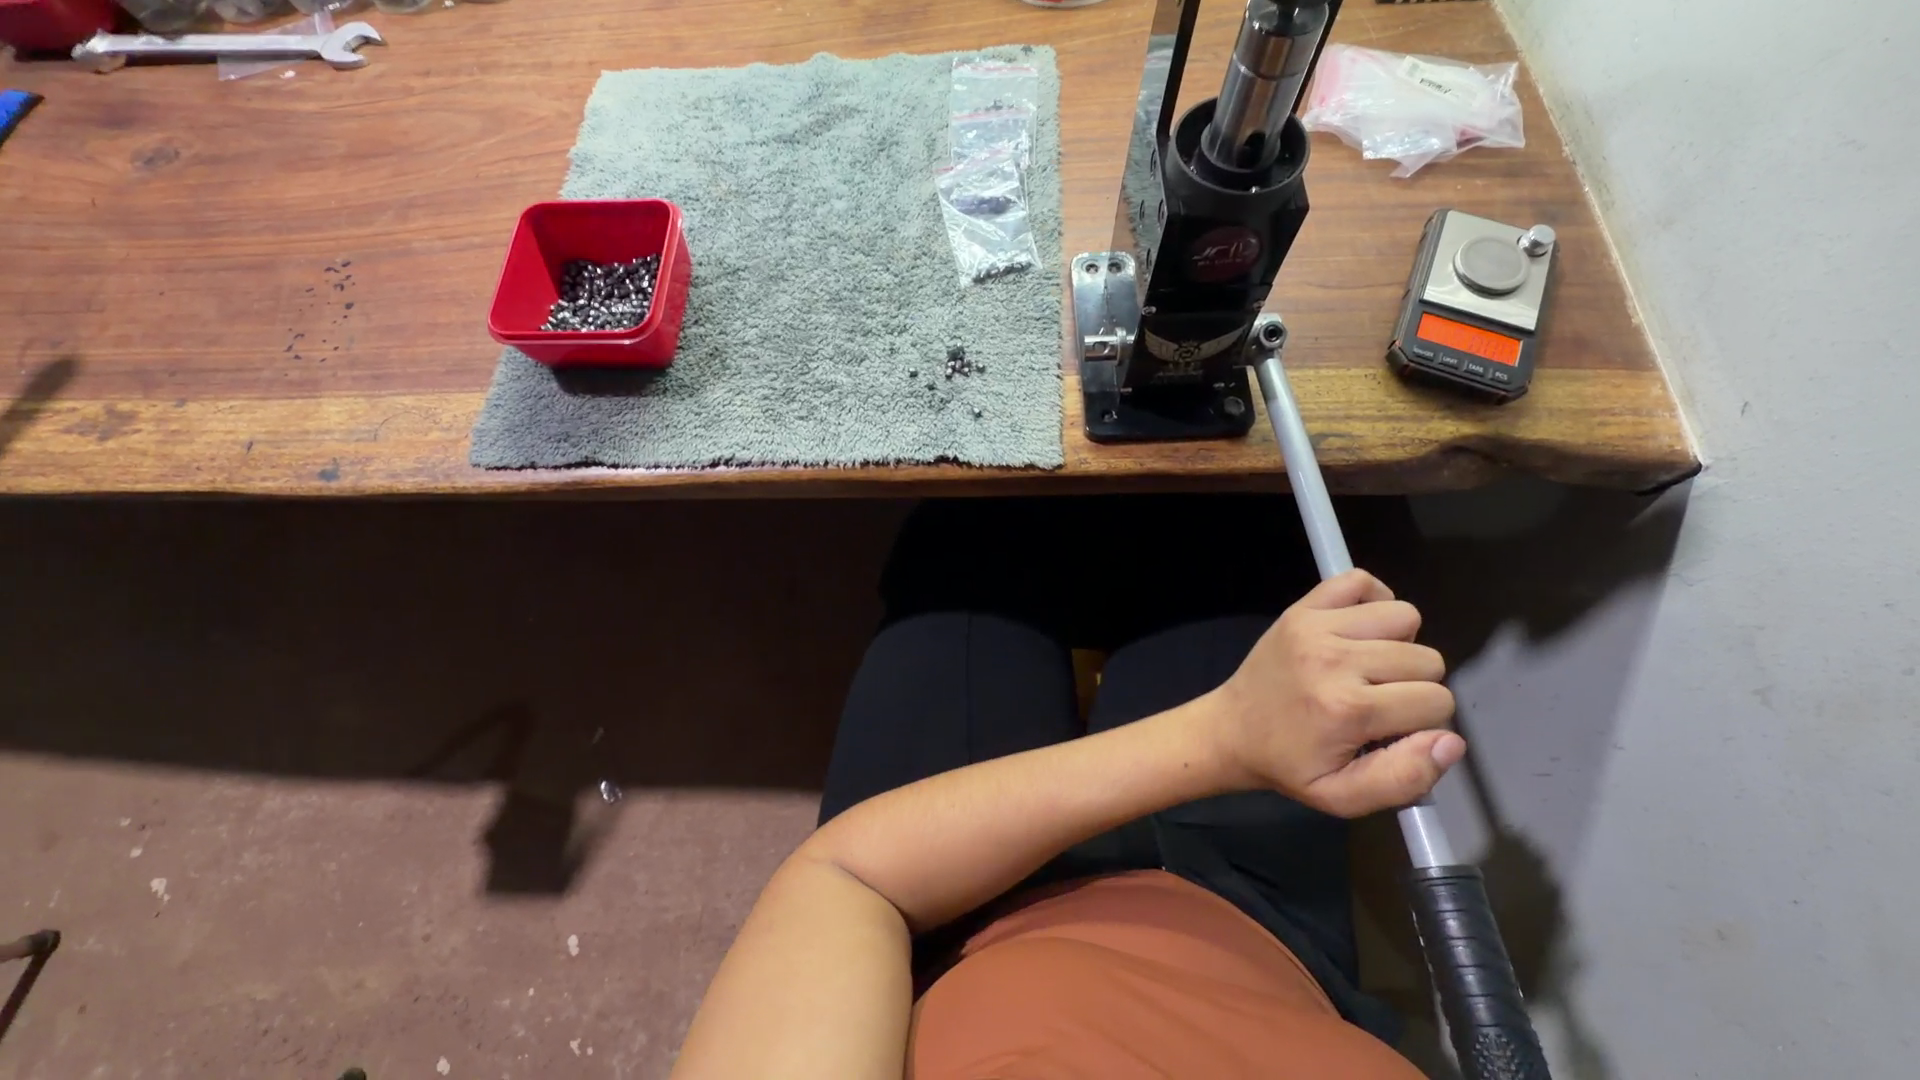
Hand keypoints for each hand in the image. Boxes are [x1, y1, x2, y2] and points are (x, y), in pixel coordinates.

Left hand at [1204, 569, 1464, 816]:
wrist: (1230, 730)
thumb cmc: (1289, 765)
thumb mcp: (1344, 797)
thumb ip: (1404, 778)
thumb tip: (1451, 742)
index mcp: (1347, 709)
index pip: (1437, 701)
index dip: (1424, 721)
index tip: (1391, 729)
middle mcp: (1333, 660)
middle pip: (1427, 659)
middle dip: (1414, 685)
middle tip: (1377, 701)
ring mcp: (1314, 627)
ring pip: (1404, 617)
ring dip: (1398, 644)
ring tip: (1368, 668)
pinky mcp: (1301, 608)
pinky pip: (1361, 581)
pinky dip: (1372, 602)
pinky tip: (1359, 633)